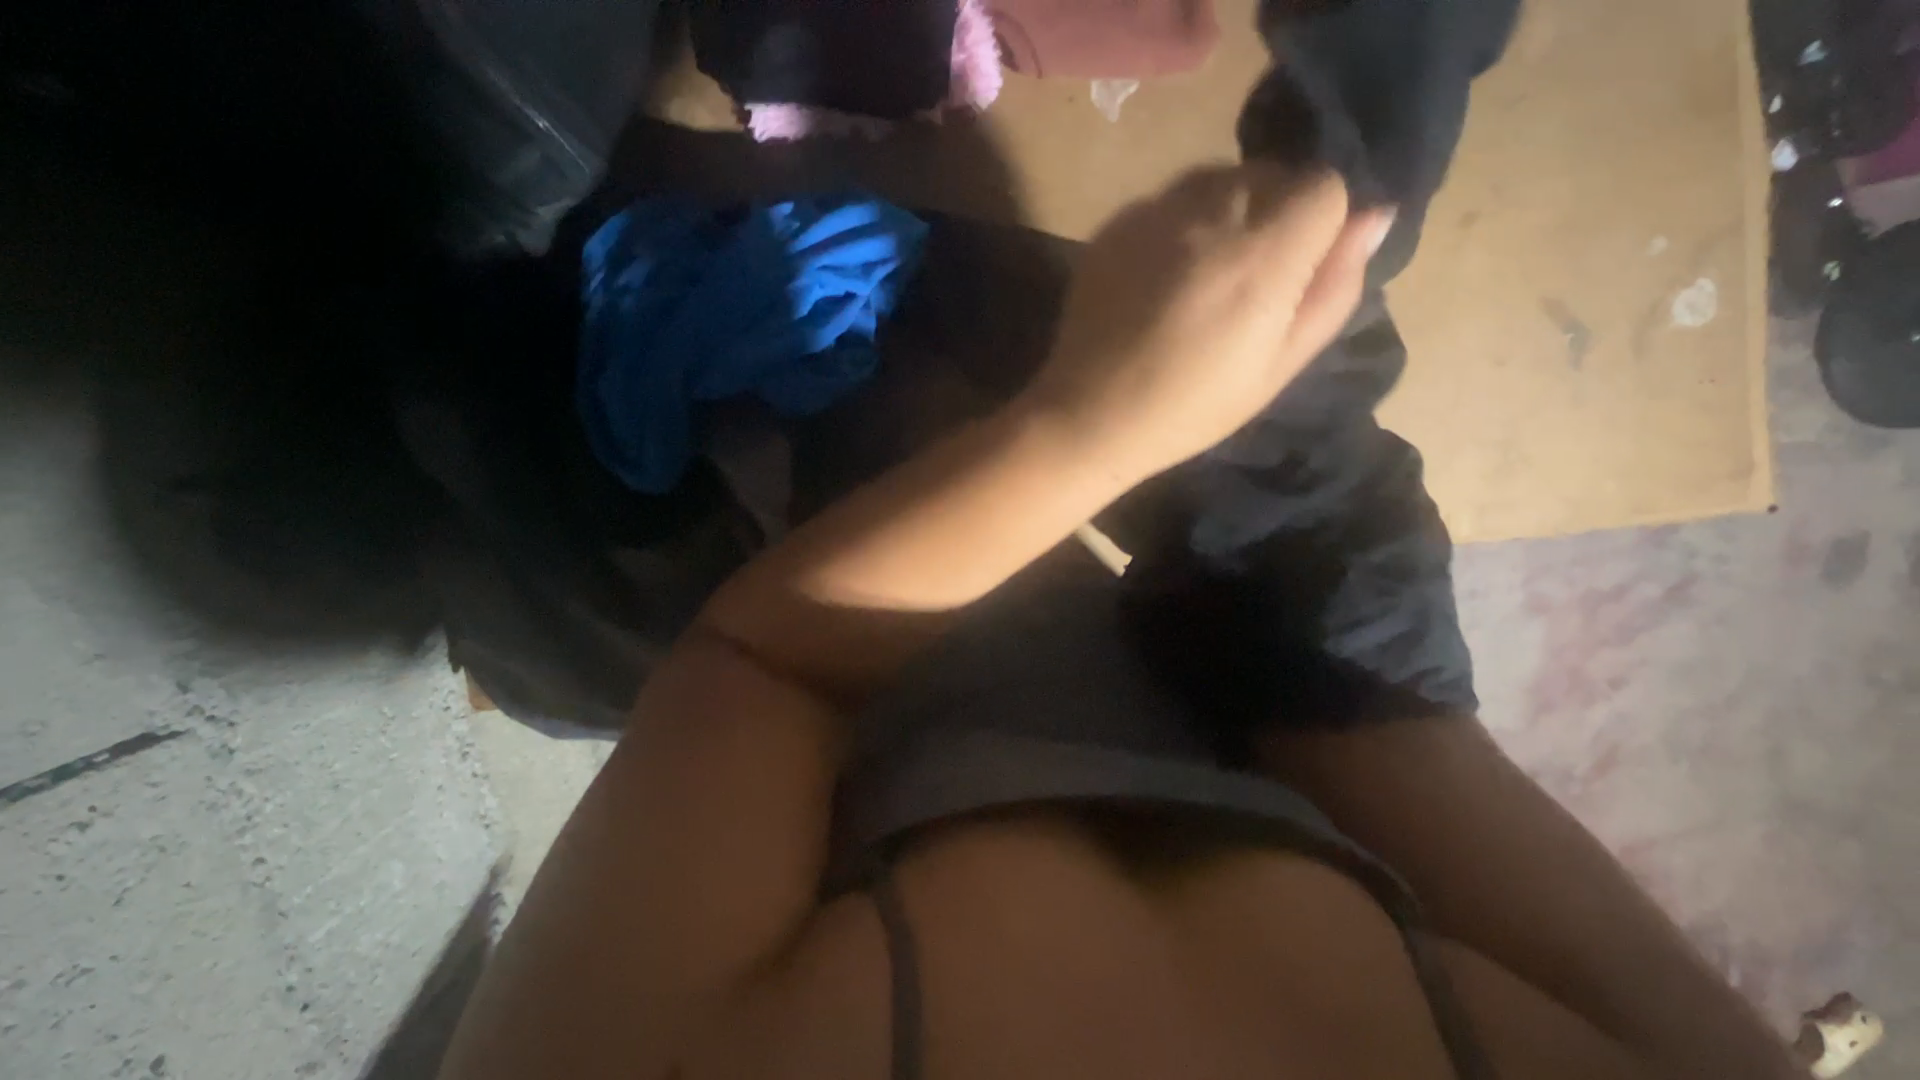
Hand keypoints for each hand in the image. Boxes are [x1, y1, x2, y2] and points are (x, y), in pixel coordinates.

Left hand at [1018, 164, 1392, 481]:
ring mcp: (1155, 216)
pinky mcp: (1116, 224)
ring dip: (1227, 209)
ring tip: (1206, 273)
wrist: (1089, 416)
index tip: (1302, 264)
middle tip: (1253, 274)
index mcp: (1262, 257)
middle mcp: (1210, 218)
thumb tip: (1375, 216)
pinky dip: (1178, 223)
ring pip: (1216, 178)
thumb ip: (1332, 288)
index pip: (1324, 183)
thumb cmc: (1193, 408)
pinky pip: (1167, 200)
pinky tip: (1161, 275)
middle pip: (1270, 174)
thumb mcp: (1279, 366)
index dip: (1323, 220)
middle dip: (1276, 210)